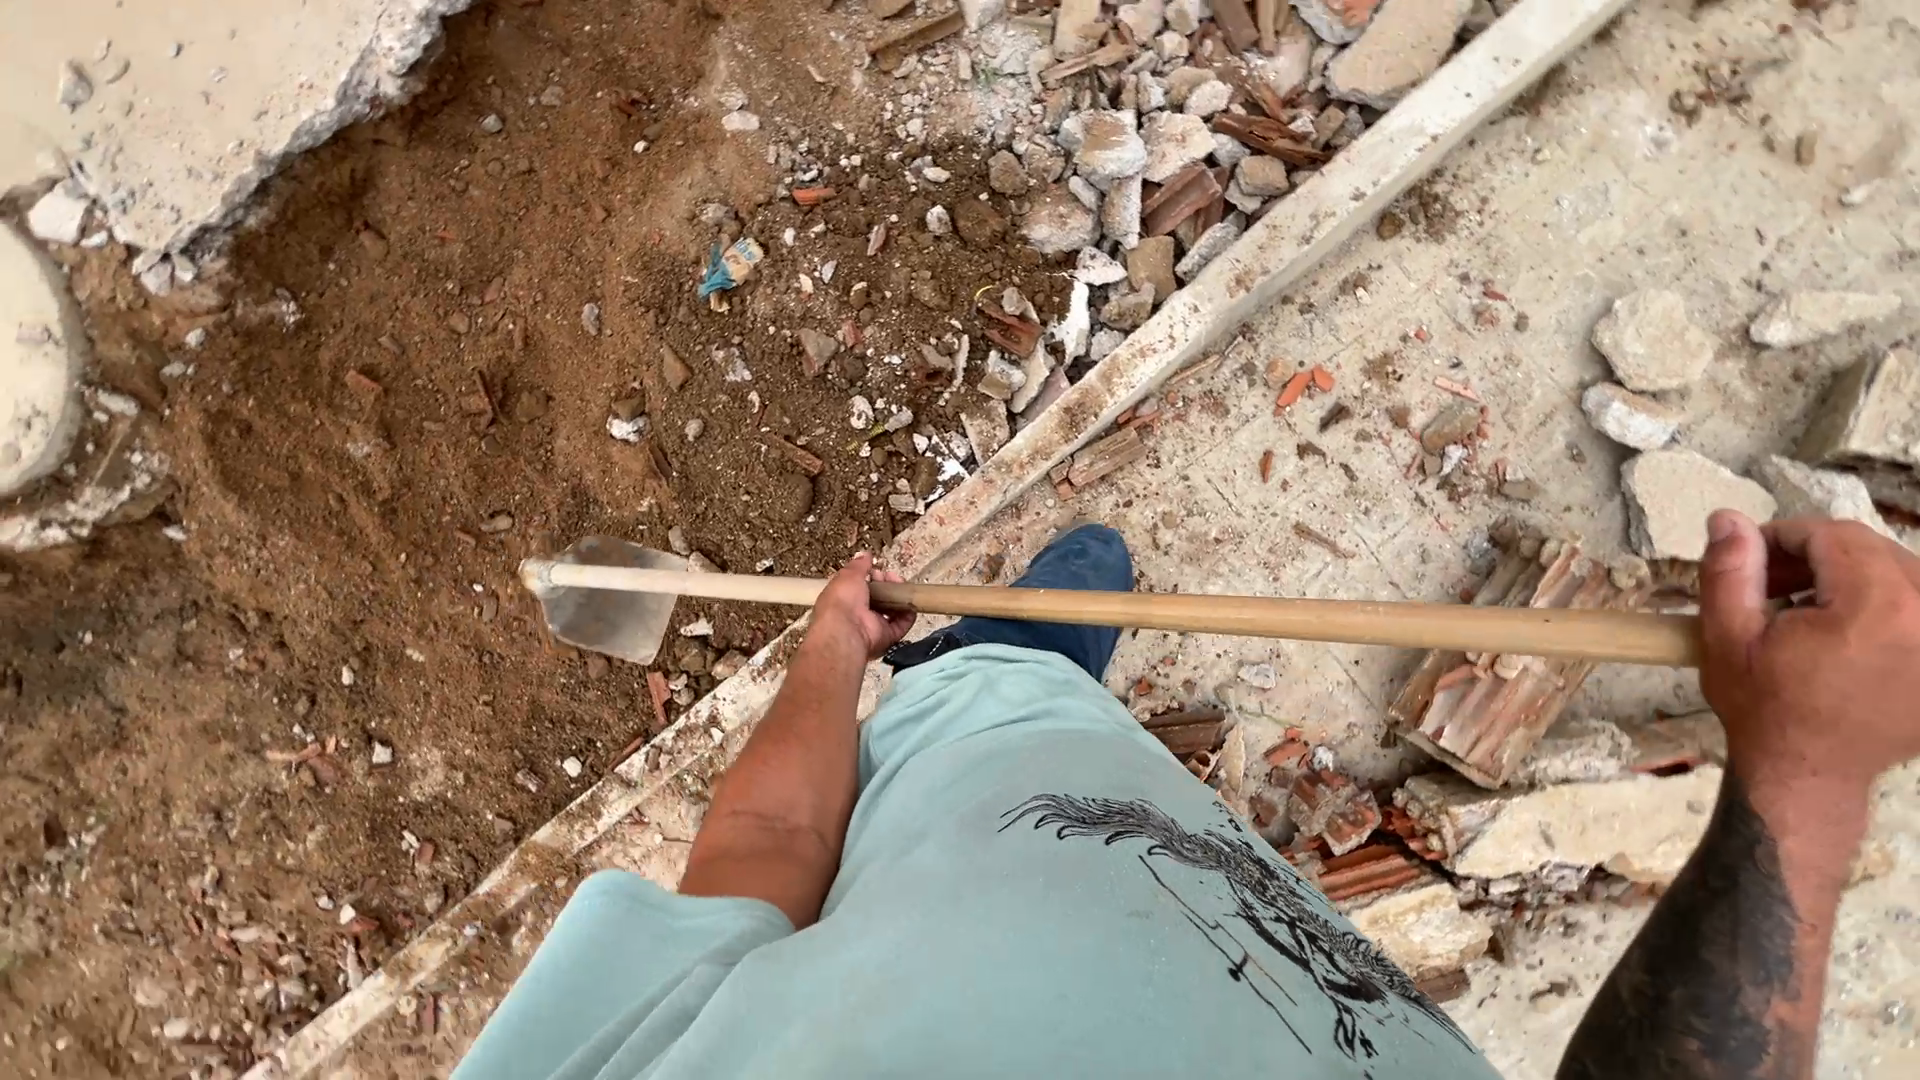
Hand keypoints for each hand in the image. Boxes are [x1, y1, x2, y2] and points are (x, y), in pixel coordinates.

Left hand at [804, 553, 915, 662]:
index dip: (872, 576)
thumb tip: (864, 555)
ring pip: (891, 610)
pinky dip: (908, 615)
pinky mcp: (885, 636)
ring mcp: (872, 625)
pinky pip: (901, 624)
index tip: (878, 570)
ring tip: (902, 588)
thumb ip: (859, 565)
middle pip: (879, 597)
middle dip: (888, 585)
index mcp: (844, 598)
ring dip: (899, 598)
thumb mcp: (848, 575)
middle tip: (892, 578)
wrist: (846, 631)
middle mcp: (858, 613)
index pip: (862, 585)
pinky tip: (911, 604)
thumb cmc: (840, 603)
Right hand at [1698, 511, 1919, 794]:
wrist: (1809, 767)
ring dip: (1848, 577)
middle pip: (1873, 549)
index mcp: (1878, 607)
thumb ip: (1730, 571)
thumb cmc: (1760, 702)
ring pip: (1901, 571)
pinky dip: (1878, 602)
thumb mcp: (1726, 635)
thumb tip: (1728, 518)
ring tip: (1802, 610)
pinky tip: (1840, 630)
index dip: (1781, 537)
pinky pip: (1917, 603)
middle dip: (1814, 557)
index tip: (1746, 563)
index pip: (1834, 535)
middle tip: (1767, 590)